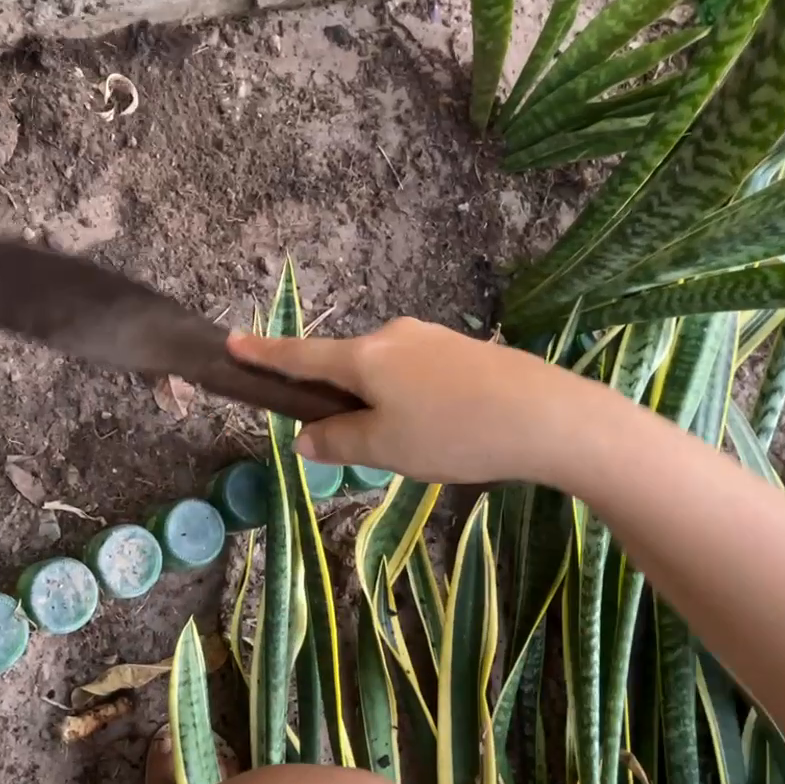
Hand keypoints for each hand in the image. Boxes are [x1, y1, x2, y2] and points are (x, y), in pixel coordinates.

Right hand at [228, 318, 606, 486]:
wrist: (552, 417)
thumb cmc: (455, 433)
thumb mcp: (386, 448)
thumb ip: (338, 441)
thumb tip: (304, 438)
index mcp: (364, 357)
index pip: (300, 356)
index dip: (264, 353)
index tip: (233, 341)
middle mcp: (392, 335)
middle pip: (345, 366)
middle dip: (339, 398)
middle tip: (357, 442)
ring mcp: (432, 338)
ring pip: (385, 372)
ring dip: (380, 402)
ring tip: (414, 445)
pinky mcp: (464, 350)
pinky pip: (417, 373)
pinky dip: (412, 399)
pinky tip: (443, 429)